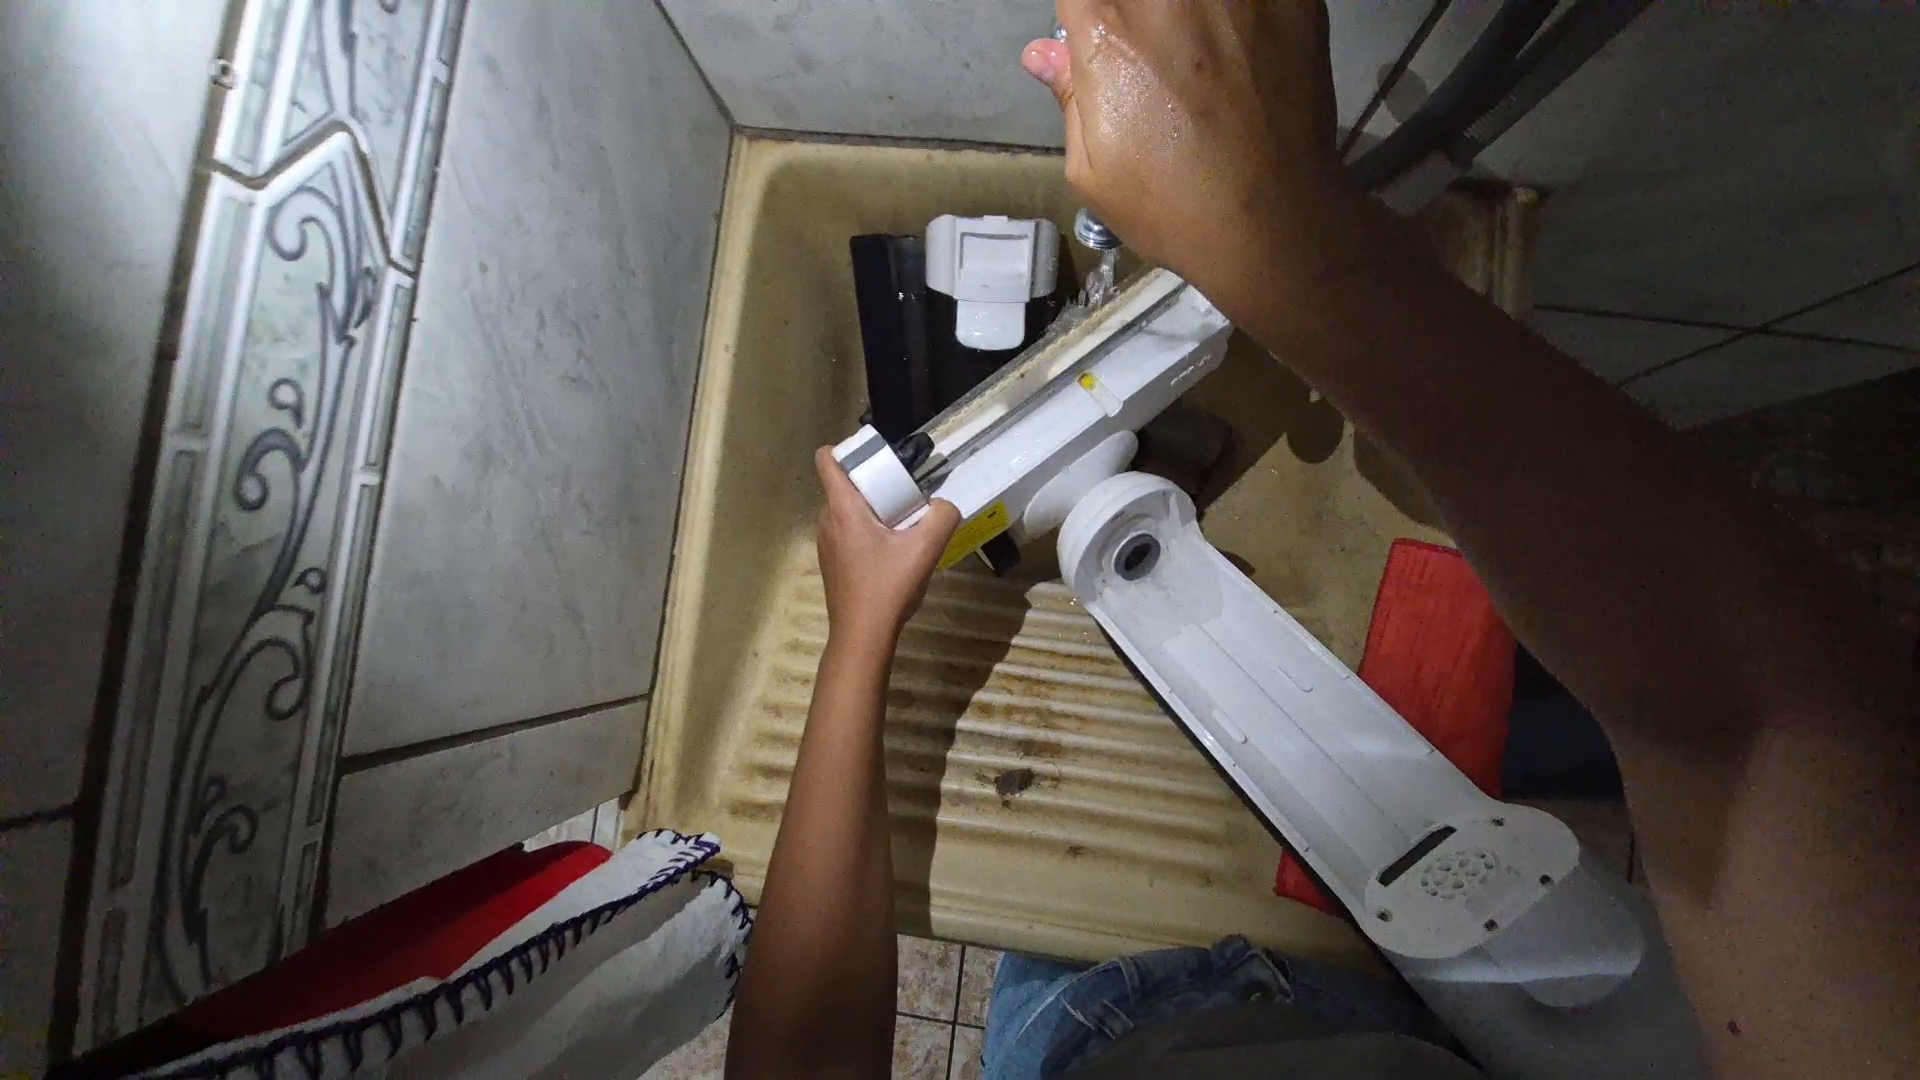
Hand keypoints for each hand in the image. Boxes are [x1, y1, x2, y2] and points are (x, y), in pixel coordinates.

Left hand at [814, 447, 961, 642]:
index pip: (827, 460)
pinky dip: (865, 531)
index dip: (846, 449)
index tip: (876, 457)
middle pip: (844, 485)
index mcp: (843, 508)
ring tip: (901, 524)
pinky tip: (890, 552)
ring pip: (846, 511)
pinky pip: (846, 532)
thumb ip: (942, 517)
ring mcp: (826, 544)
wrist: (862, 635)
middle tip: (903, 495)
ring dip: (871, 510)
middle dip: (872, 483)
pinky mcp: (831, 563)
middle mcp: (827, 520)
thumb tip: (944, 505)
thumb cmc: (888, 587)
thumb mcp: (925, 549)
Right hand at [1021, 2, 1348, 311]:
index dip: (1086, 21)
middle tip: (1152, 66)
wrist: (1269, 222)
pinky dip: (1239, 18)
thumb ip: (1069, 97)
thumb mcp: (1093, 173)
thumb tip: (1041, 53)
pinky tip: (1240, 58)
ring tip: (1198, 66)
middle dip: (1136, 19)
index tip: (1098, 49)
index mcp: (1108, 29)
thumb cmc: (1169, 208)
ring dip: (1189, 19)